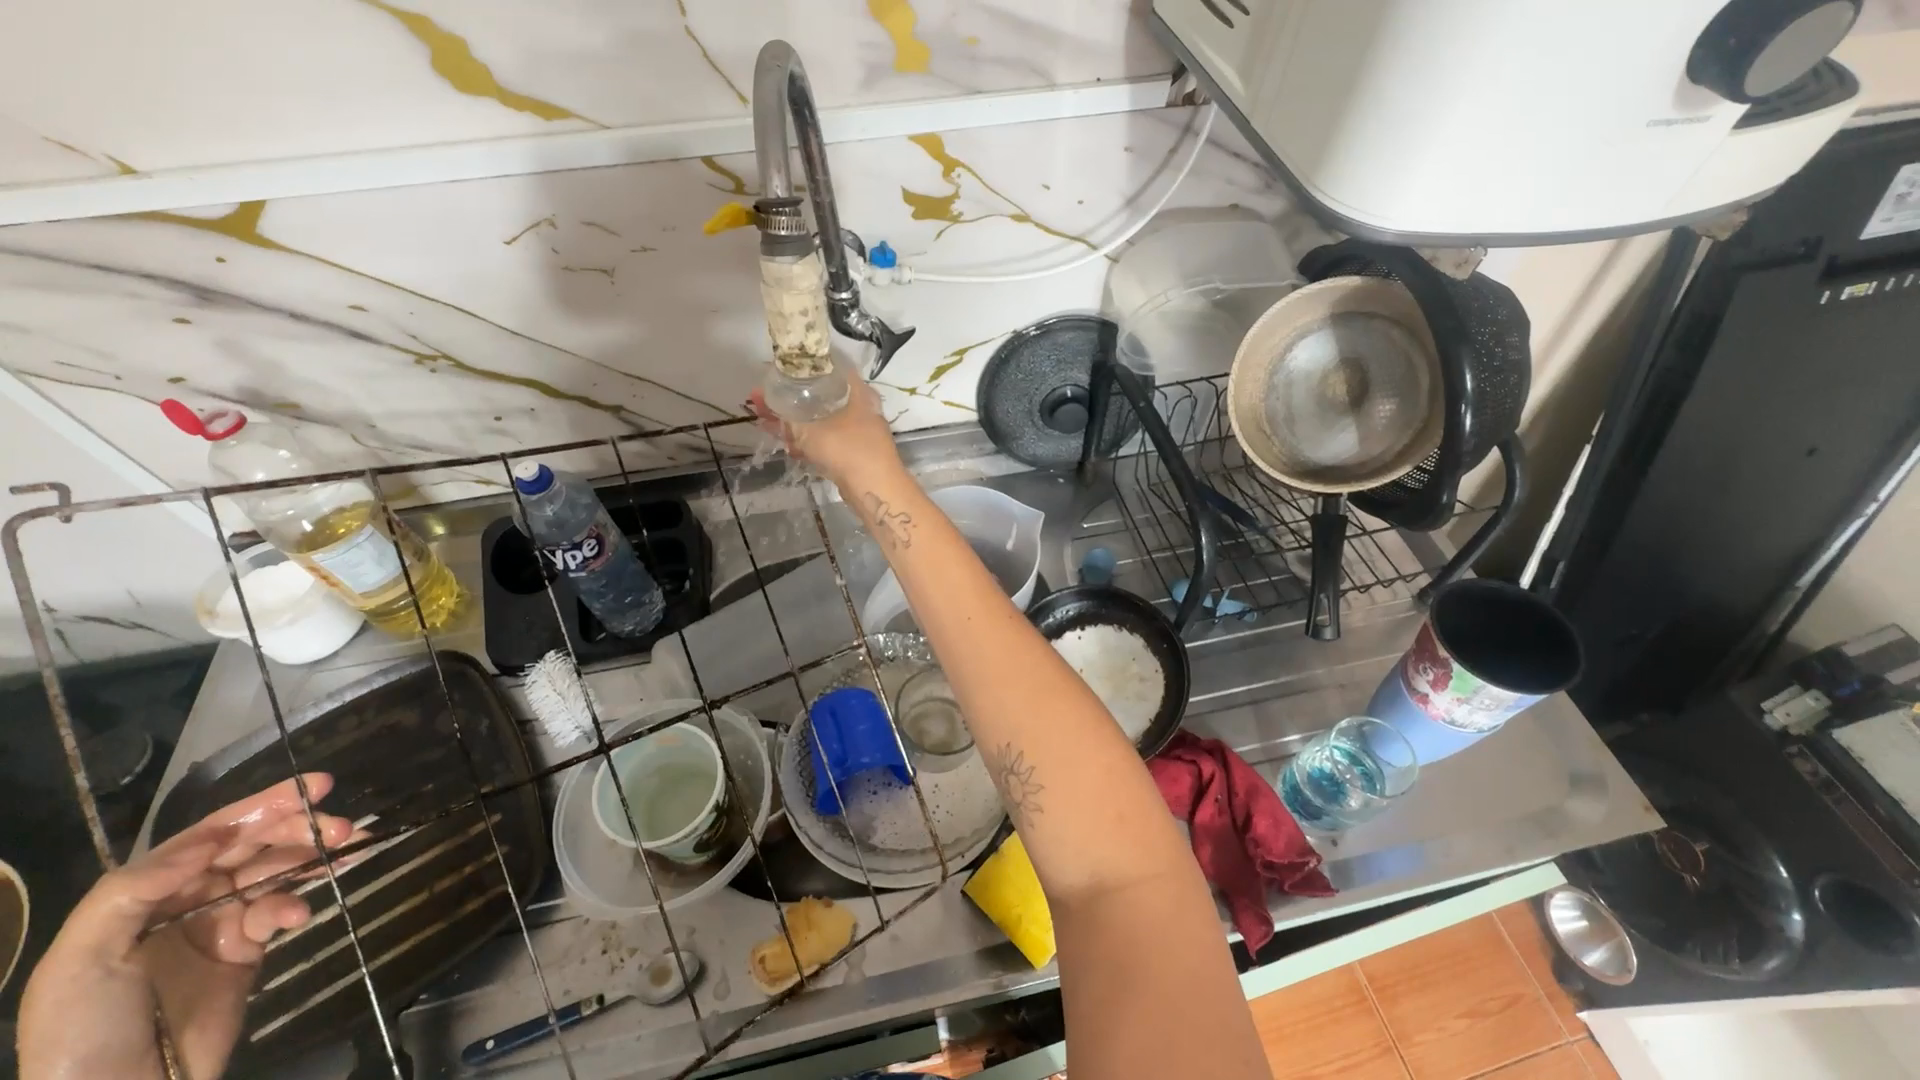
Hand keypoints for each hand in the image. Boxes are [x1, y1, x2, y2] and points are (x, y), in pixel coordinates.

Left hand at [18, 774, 361, 1079]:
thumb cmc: (87, 1024)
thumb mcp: (81, 957)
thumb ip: (135, 889)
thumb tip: (209, 841)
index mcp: (146, 891)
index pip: (211, 834)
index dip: (260, 807)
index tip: (311, 788)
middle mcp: (186, 898)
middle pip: (250, 847)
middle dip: (297, 826)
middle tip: (341, 821)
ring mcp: (220, 925)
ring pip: (275, 872)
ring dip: (311, 856)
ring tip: (347, 848)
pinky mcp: (248, 952)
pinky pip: (278, 913)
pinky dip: (294, 906)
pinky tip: (299, 914)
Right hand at [747, 369, 903, 486]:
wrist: (875, 489)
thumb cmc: (848, 450)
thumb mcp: (811, 431)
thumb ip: (789, 420)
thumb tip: (771, 409)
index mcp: (858, 392)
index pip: (830, 369)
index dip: (804, 368)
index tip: (782, 369)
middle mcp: (860, 408)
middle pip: (820, 398)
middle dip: (792, 400)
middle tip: (765, 399)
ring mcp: (858, 432)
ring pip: (821, 422)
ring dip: (796, 423)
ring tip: (765, 420)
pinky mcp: (853, 453)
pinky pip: (826, 442)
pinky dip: (808, 442)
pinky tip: (787, 446)